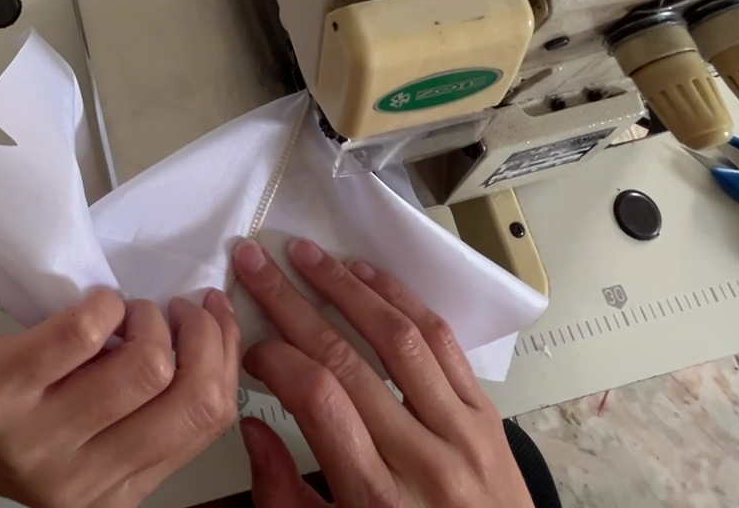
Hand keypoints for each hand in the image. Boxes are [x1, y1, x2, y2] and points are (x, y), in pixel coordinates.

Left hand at [0, 288, 241, 507]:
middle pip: (190, 399)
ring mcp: (41, 436)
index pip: (206, 423)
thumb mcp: (76, 441)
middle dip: (201, 333)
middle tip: (179, 307)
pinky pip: (84, 331)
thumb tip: (197, 339)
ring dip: (148, 316)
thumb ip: (129, 413)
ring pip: (147, 365)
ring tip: (126, 309)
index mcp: (113, 487)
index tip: (214, 317)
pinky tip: (92, 303)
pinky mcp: (3, 389)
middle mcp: (84, 478)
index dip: (224, 357)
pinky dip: (101, 303)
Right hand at [231, 238, 534, 507]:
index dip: (275, 358)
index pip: (318, 399)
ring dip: (344, 286)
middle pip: (345, 357)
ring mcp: (463, 432)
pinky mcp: (488, 416)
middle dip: (290, 301)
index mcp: (379, 500)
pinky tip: (366, 275)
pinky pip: (443, 341)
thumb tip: (251, 425)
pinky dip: (401, 298)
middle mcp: (424, 459)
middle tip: (256, 263)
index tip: (250, 346)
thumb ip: (284, 495)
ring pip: (397, 336)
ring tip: (307, 255)